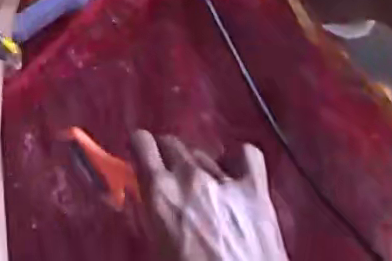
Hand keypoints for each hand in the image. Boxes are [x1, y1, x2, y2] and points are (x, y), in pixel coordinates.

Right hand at [130, 132, 288, 260]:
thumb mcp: (157, 251)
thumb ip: (146, 215)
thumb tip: (135, 196)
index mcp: (160, 191)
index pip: (141, 141)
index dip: (140, 151)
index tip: (141, 162)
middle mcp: (189, 176)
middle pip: (171, 143)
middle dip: (167, 159)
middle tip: (172, 185)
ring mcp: (224, 181)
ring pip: (202, 153)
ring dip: (198, 168)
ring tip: (205, 194)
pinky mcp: (256, 192)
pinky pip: (248, 155)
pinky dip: (238, 161)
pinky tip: (234, 177)